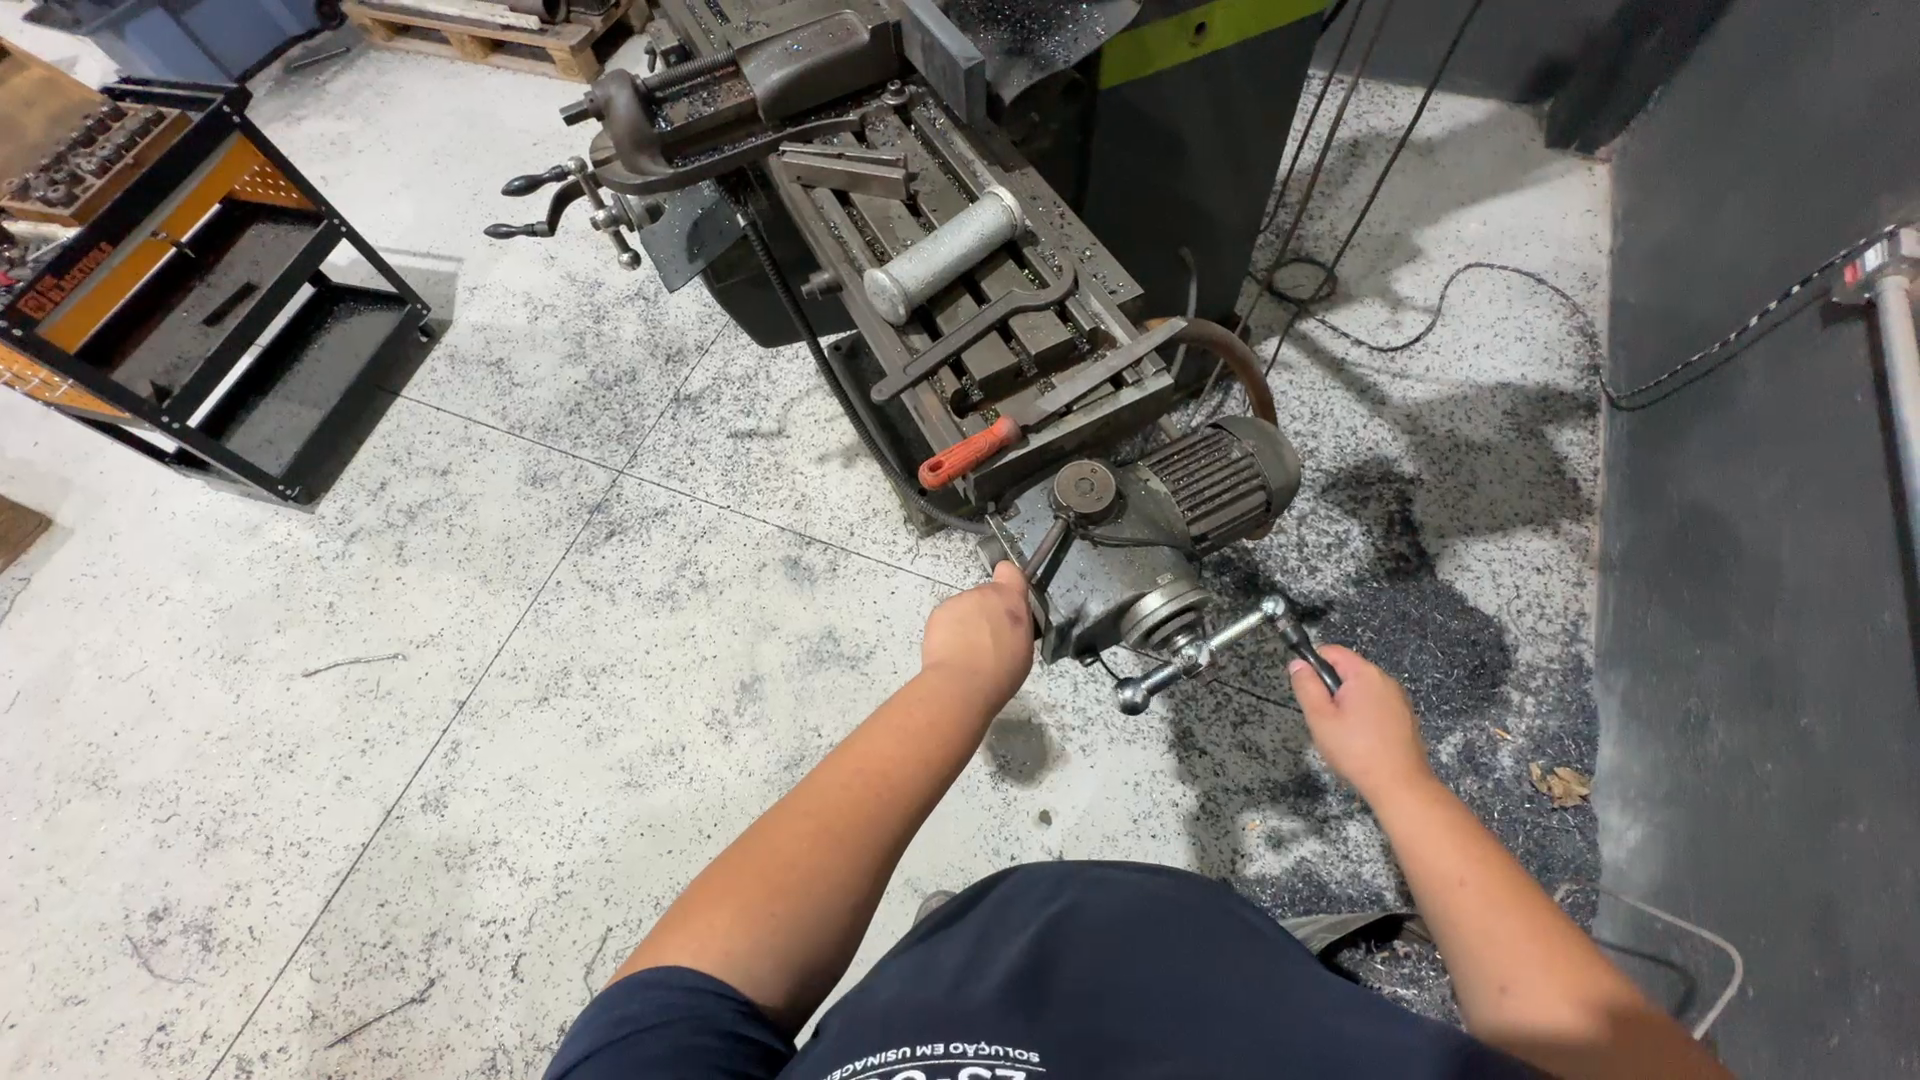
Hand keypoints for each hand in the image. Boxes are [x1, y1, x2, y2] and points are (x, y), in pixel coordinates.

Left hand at [920, 561, 1034, 713]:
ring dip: (966, 622)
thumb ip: (1016, 625)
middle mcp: (984, 593)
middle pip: (986, 595)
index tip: (1006, 598)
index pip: (1010, 571)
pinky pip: (947, 618)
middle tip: (986, 640)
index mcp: (1011, 600)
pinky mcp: (938, 612)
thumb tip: (1006, 626)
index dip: (1008, 581)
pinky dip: (948, 630)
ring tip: (966, 651)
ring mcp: (959, 600)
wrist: (962, 683)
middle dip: (985, 611)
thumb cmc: (1001, 672)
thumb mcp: (1023, 647)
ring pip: (964, 607)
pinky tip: (951, 652)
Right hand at [1289, 645, 1433, 802]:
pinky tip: (1361, 740)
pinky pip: (1376, 704)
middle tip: (1324, 718)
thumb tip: (1297, 663)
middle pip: (1348, 670)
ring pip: (1362, 690)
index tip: (1307, 690)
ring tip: (1342, 732)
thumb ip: (1306, 686)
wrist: (1400, 785)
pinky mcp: (1406, 717)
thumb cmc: (1355, 750)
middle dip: (1330, 688)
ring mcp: (1399, 699)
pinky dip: (1364, 715)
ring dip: (1347, 703)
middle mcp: (1385, 680)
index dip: (1313, 664)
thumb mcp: (1319, 717)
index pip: (1332, 651)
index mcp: (1364, 675)